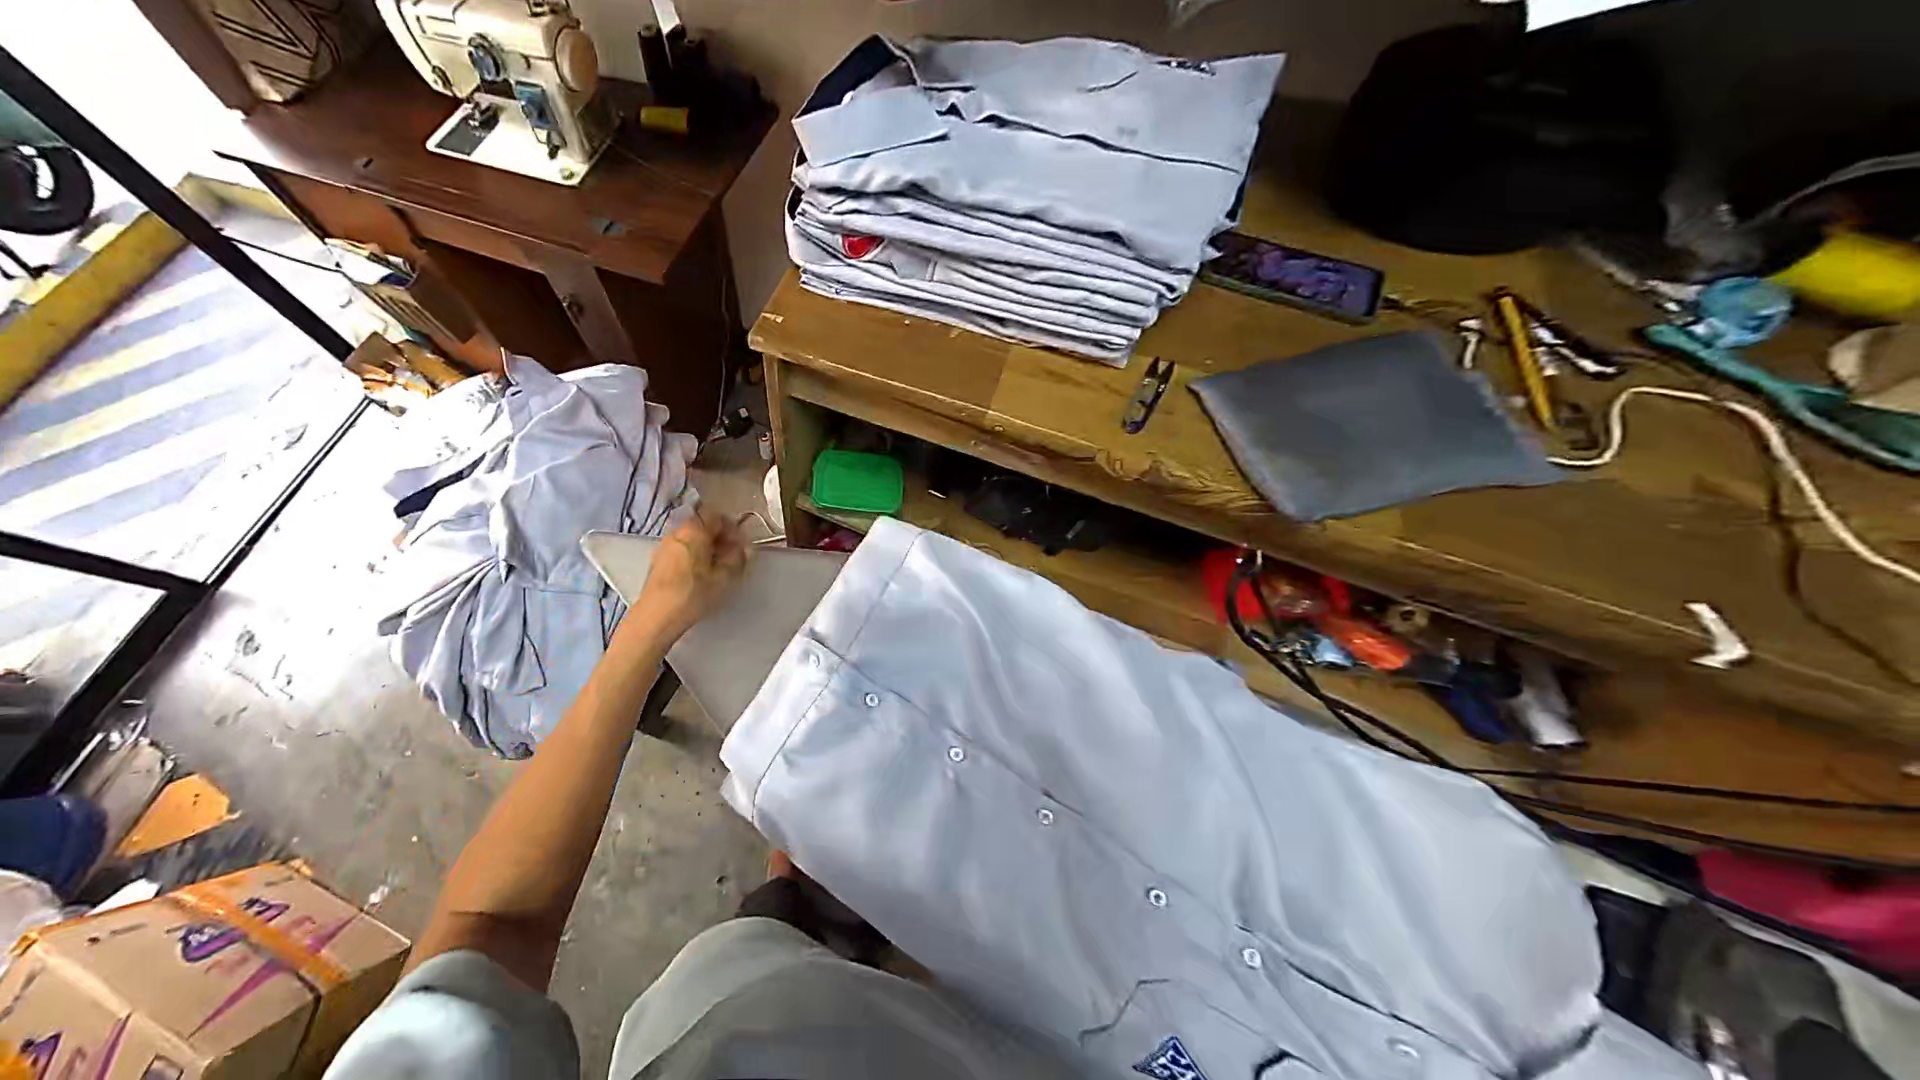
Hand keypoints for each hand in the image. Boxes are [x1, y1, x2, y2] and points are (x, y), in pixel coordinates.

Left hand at [633, 506, 749, 642]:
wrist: (657, 616)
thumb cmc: (694, 593)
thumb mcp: (724, 577)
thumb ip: (737, 558)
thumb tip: (744, 548)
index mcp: (694, 530)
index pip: (716, 515)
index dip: (732, 527)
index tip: (740, 544)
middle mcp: (677, 532)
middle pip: (702, 525)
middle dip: (719, 537)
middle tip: (732, 555)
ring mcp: (665, 545)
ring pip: (691, 538)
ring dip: (706, 546)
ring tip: (717, 566)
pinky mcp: (658, 560)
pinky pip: (681, 549)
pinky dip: (694, 554)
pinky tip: (700, 573)